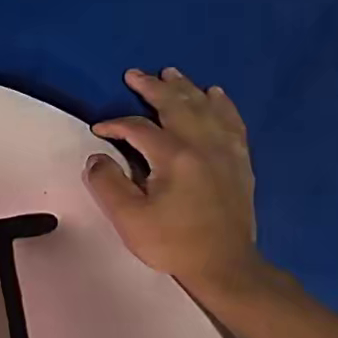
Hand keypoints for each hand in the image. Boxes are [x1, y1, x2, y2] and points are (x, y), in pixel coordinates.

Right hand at [84, 68, 269, 303]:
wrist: (224, 265)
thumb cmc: (173, 242)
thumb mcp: (129, 218)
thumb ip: (108, 183)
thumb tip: (97, 157)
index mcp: (174, 156)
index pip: (139, 129)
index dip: (115, 125)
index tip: (98, 130)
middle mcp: (203, 144)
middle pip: (176, 105)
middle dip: (152, 87)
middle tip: (134, 74)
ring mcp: (225, 151)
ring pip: (205, 107)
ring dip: (185, 88)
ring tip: (172, 72)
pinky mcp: (239, 161)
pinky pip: (231, 121)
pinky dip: (221, 104)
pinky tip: (216, 94)